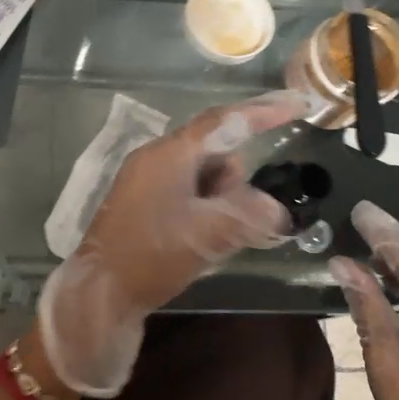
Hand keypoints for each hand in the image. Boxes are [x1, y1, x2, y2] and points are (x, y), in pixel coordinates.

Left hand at [37, 91, 309, 396]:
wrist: (100, 295)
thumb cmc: (152, 255)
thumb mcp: (209, 233)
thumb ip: (251, 214)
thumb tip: (278, 212)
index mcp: (168, 153)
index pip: (223, 121)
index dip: (263, 111)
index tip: (298, 104)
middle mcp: (156, 160)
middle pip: (216, 153)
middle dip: (235, 183)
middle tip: (231, 221)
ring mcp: (146, 184)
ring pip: (204, 179)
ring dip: (220, 203)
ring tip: (211, 240)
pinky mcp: (143, 208)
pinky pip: (188, 197)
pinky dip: (204, 214)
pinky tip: (200, 246)